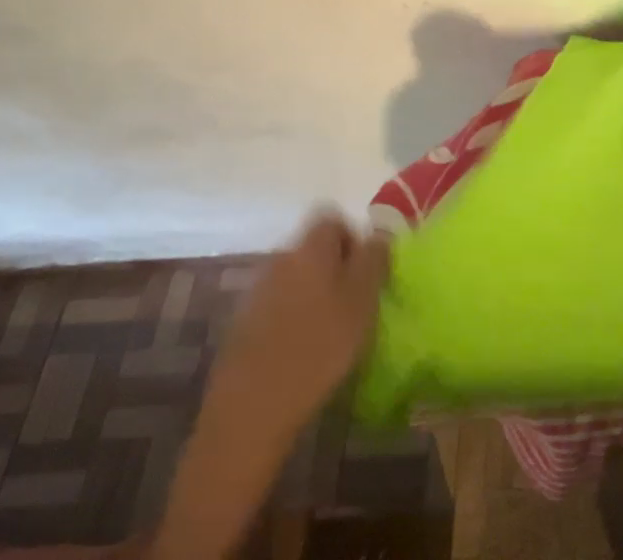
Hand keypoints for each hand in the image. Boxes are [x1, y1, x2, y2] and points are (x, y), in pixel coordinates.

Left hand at [207, 212, 389, 438]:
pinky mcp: (244, 322)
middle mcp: (279, 259)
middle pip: (313, 247)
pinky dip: (295, 315)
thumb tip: (379, 232)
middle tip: (357, 300)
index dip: (354, 237)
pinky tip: (305, 345)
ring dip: (316, 291)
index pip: (332, 218)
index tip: (368, 270)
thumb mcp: (363, 300)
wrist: (255, 403)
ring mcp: (257, 290)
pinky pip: (279, 303)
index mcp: (309, 248)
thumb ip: (374, 259)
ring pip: (296, 276)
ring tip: (333, 327)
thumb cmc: (321, 346)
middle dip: (337, 266)